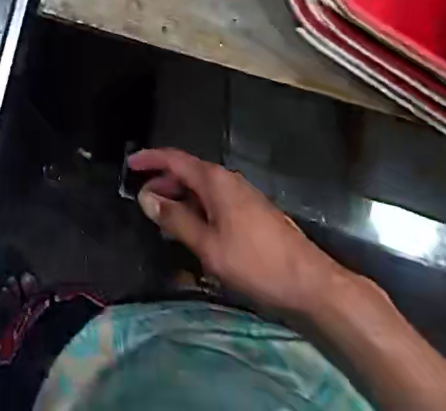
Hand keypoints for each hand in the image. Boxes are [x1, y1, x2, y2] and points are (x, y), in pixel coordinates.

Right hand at [128, 148, 357, 318]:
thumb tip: (147, 198)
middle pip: (187, 172)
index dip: (149, 159)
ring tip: (166, 222)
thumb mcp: (207, 245)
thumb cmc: (256, 263)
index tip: (129, 164)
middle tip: (146, 203)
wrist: (315, 287)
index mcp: (214, 180)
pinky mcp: (254, 213)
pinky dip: (198, 208)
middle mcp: (228, 180)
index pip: (173, 158)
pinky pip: (216, 201)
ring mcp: (244, 196)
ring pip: (202, 188)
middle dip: (163, 183)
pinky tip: (195, 231)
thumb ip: (174, 219)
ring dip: (181, 199)